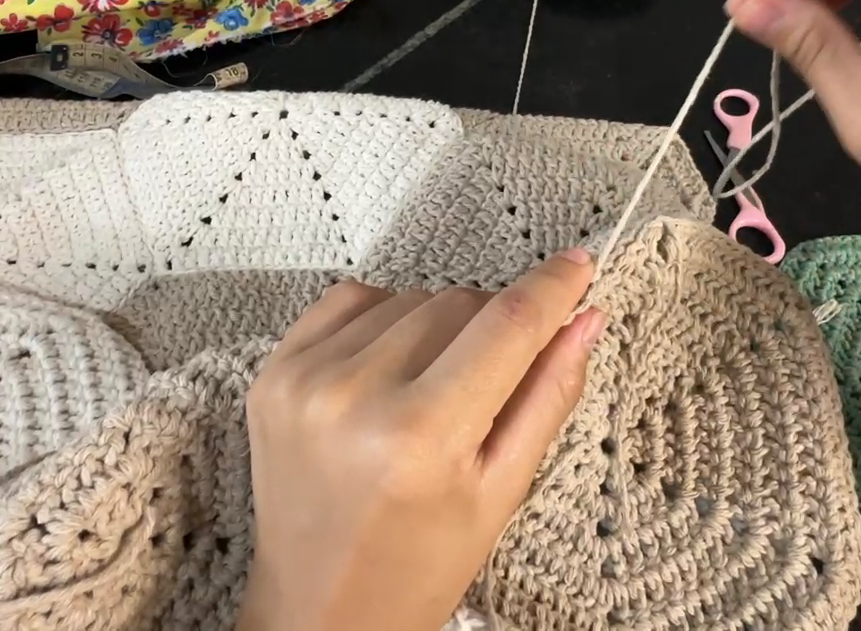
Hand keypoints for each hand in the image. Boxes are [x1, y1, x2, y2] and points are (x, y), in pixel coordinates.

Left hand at [238, 252, 607, 630]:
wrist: (317, 611)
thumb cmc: (421, 563)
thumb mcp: (502, 489)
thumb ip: (550, 393)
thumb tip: (586, 316)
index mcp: (422, 438)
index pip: (507, 326)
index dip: (551, 286)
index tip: (580, 264)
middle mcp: (355, 396)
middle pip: (459, 303)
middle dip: (491, 326)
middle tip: (486, 381)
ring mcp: (305, 377)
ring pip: (411, 297)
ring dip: (437, 327)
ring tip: (429, 390)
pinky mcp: (274, 368)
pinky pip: (353, 298)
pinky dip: (385, 318)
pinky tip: (389, 367)